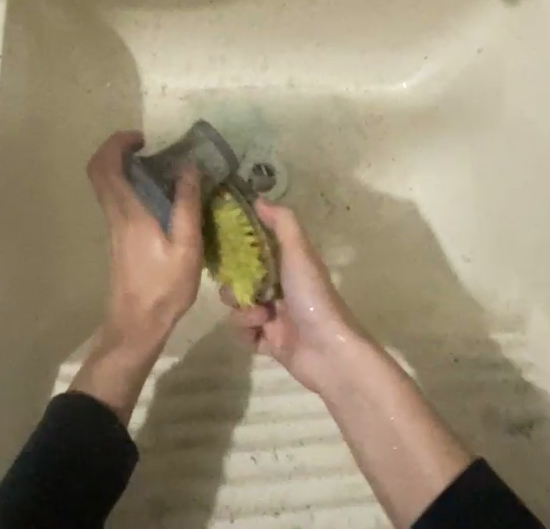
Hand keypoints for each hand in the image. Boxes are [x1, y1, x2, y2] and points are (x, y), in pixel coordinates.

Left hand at [85, 130, 204, 350]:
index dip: (116, 143)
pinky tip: (163, 198)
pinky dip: (134, 187)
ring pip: (108, 185)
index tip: (144, 139)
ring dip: (127, 168)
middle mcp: (115, 214)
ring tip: (164, 169)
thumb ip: (187, 204)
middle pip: (100, 171)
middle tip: (151, 147)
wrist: (137, 326)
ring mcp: (115, 227)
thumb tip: (188, 166)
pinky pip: (119, 200)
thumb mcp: (187, 246)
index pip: (104, 166)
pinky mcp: (120, 239)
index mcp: (128, 211)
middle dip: (119, 150)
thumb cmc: (164, 287)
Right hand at [225, 200, 373, 396]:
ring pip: (240, 306)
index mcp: (290, 263)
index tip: (220, 240)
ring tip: (259, 316)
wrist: (328, 352)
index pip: (257, 246)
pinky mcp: (270, 342)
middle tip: (235, 287)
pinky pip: (244, 334)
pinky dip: (247, 333)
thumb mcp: (299, 252)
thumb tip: (258, 198)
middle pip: (242, 278)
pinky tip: (259, 334)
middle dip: (234, 283)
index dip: (239, 243)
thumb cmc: (313, 296)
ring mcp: (275, 315)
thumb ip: (282, 223)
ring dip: (243, 310)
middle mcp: (281, 286)